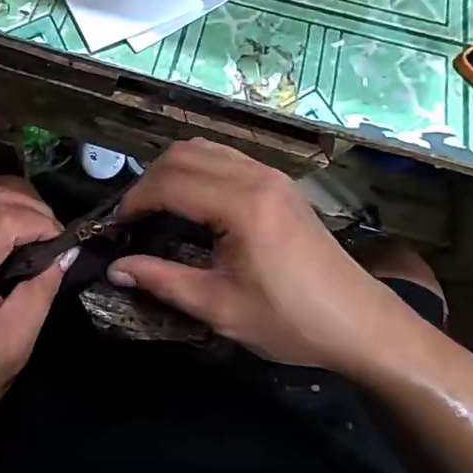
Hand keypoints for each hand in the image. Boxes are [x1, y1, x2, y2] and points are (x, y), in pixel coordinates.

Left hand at [0, 183, 74, 441]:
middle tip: (56, 235)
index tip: (65, 242)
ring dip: (14, 204)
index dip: (41, 222)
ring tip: (40, 230)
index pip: (1, 221)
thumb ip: (41, 291)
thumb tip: (68, 250)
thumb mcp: (13, 345)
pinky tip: (15, 231)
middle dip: (31, 208)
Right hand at [105, 139, 416, 371]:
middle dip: (148, 181)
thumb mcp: (219, 308)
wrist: (360, 323)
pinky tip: (191, 203)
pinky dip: (198, 171)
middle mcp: (256, 176)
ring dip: (172, 171)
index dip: (133, 201)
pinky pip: (226, 159)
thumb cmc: (290, 321)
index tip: (112, 226)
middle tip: (130, 218)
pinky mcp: (280, 183)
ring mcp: (272, 175)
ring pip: (205, 150)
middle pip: (183, 155)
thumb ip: (162, 280)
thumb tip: (114, 268)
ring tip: (155, 209)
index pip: (170, 183)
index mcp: (242, 205)